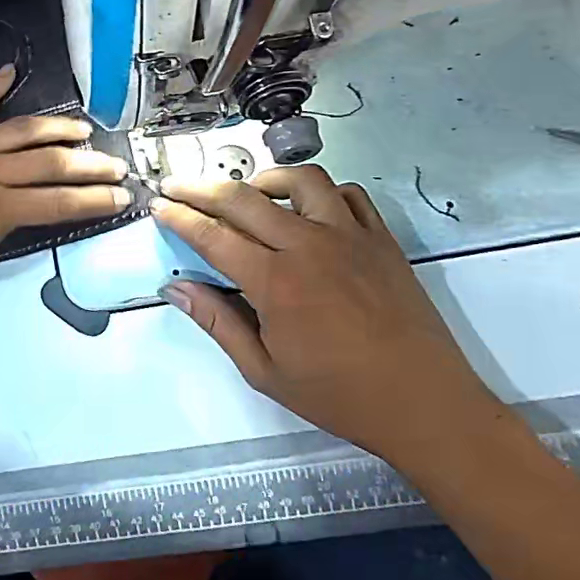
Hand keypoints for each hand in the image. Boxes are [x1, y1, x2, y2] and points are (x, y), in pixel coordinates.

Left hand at [0, 64, 130, 286]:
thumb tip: (24, 212)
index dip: (94, 201)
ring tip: (85, 130)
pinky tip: (9, 71)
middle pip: (51, 163)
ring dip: (58, 129)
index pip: (59, 203)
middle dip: (90, 166)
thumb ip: (4, 231)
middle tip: (117, 166)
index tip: (121, 197)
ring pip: (23, 131)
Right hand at [153, 165, 494, 454]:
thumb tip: (176, 288)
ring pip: (301, 181)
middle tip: (179, 186)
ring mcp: (350, 235)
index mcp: (276, 282)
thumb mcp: (264, 371)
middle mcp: (310, 245)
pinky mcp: (381, 238)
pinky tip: (308, 210)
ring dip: (266, 179)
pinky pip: (348, 195)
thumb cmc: (337, 394)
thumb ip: (217, 322)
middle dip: (203, 189)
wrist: (420, 400)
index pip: (214, 235)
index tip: (159, 206)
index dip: (180, 218)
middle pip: (246, 199)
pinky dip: (321, 193)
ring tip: (248, 193)